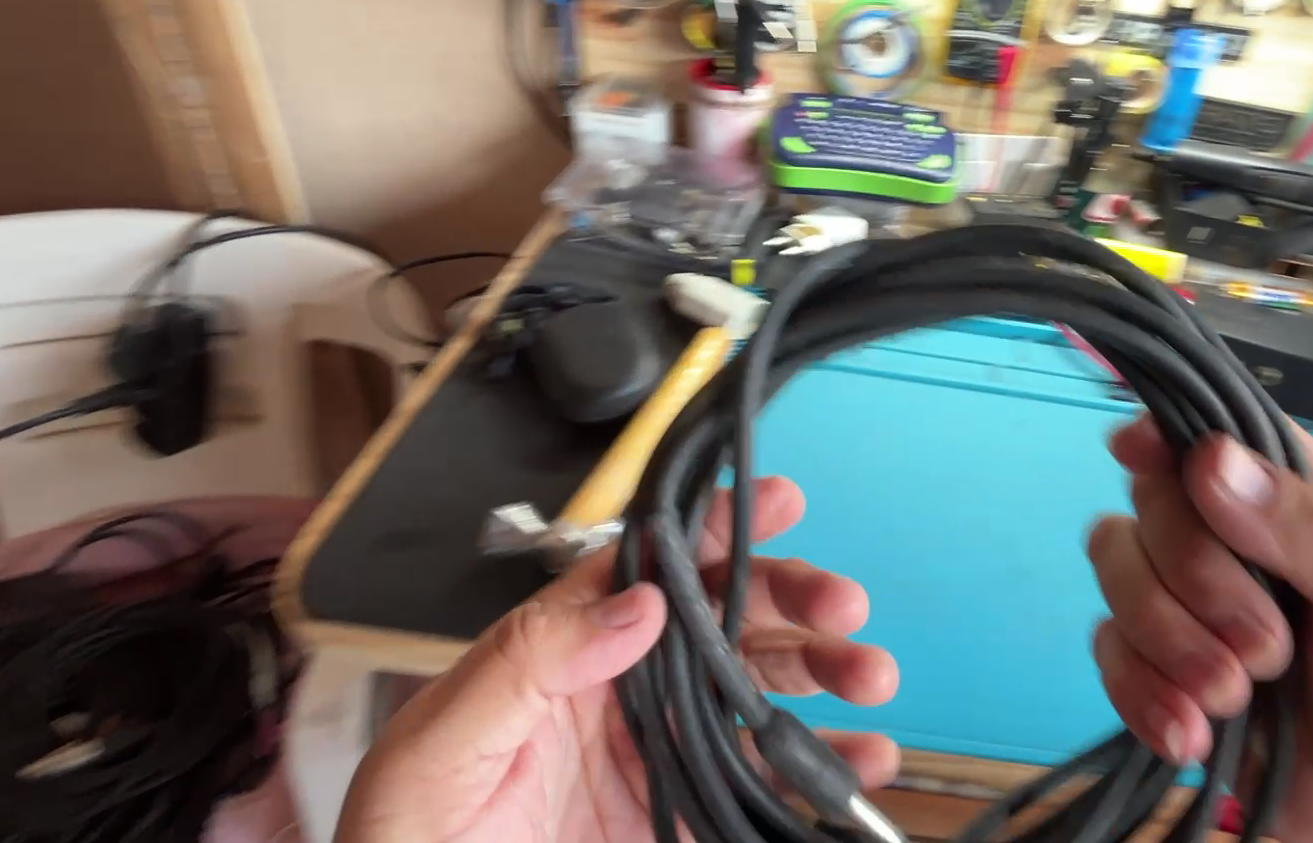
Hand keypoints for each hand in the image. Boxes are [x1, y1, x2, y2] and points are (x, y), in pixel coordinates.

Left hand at [336, 476, 898, 842]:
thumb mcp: (441, 748)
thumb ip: (527, 662)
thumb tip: (637, 601)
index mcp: (572, 647)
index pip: (657, 565)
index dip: (720, 524)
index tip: (777, 501)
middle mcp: (632, 683)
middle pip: (729, 614)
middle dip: (794, 594)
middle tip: (843, 604)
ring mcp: (668, 747)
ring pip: (763, 686)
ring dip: (826, 668)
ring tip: (871, 674)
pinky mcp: (692, 812)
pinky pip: (771, 777)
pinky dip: (826, 763)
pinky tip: (861, 757)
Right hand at [1088, 419, 1312, 842]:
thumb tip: (1206, 458)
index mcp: (1304, 504)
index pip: (1220, 435)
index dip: (1170, 434)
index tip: (1138, 453)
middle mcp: (1232, 539)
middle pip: (1153, 499)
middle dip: (1195, 576)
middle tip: (1267, 649)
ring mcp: (1187, 604)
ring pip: (1114, 563)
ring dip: (1165, 637)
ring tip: (1232, 698)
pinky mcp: (1156, 668)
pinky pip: (1106, 646)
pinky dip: (1138, 690)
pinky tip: (1191, 736)